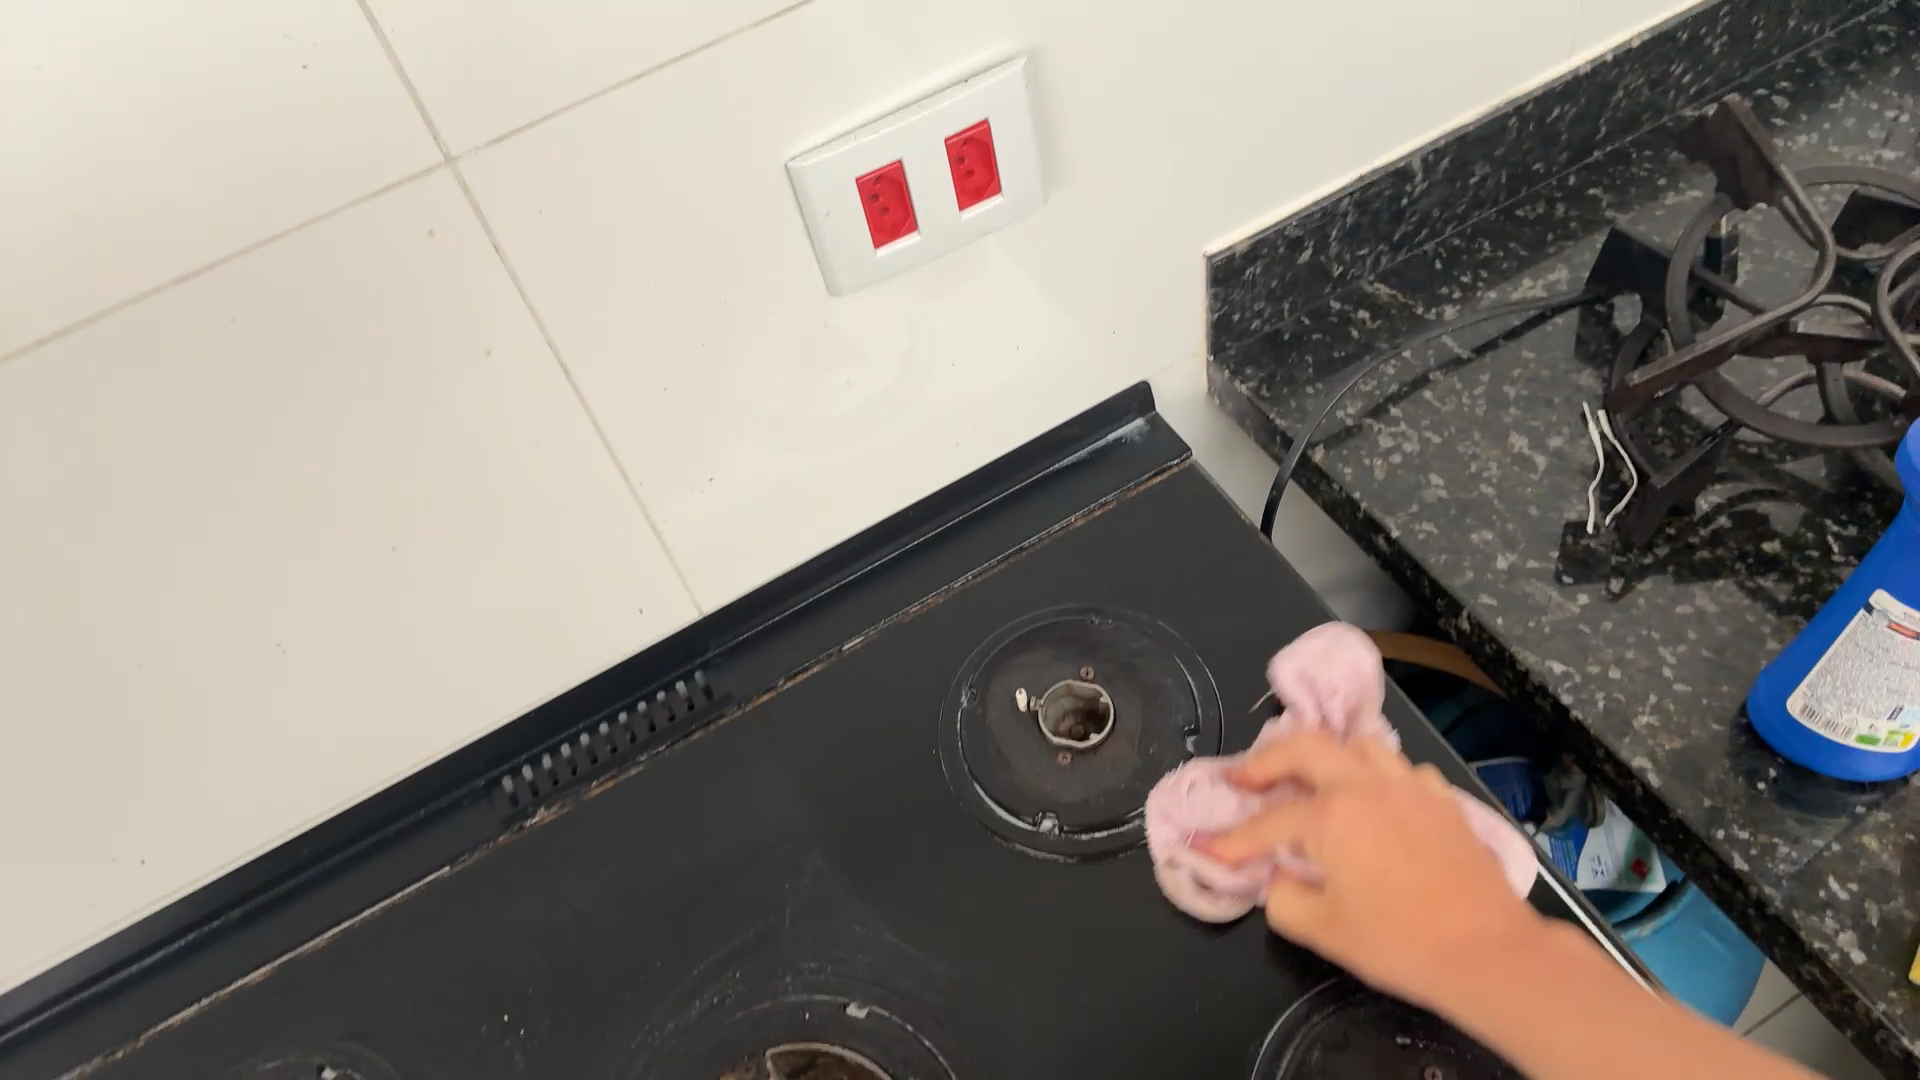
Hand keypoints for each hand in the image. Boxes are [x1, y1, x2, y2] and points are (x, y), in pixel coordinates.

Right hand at [1197, 732, 1544, 1009]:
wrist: (1492, 955)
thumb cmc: (1402, 944)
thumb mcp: (1324, 931)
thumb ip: (1282, 898)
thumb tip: (1277, 877)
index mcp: (1329, 816)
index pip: (1266, 823)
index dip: (1231, 839)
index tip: (1206, 845)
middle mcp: (1363, 786)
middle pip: (1303, 746)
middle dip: (1264, 760)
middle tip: (1245, 779)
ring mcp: (1407, 787)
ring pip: (1356, 745)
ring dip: (1326, 757)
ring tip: (1314, 779)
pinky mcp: (1441, 801)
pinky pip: (1402, 770)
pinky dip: (1379, 777)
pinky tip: (1377, 800)